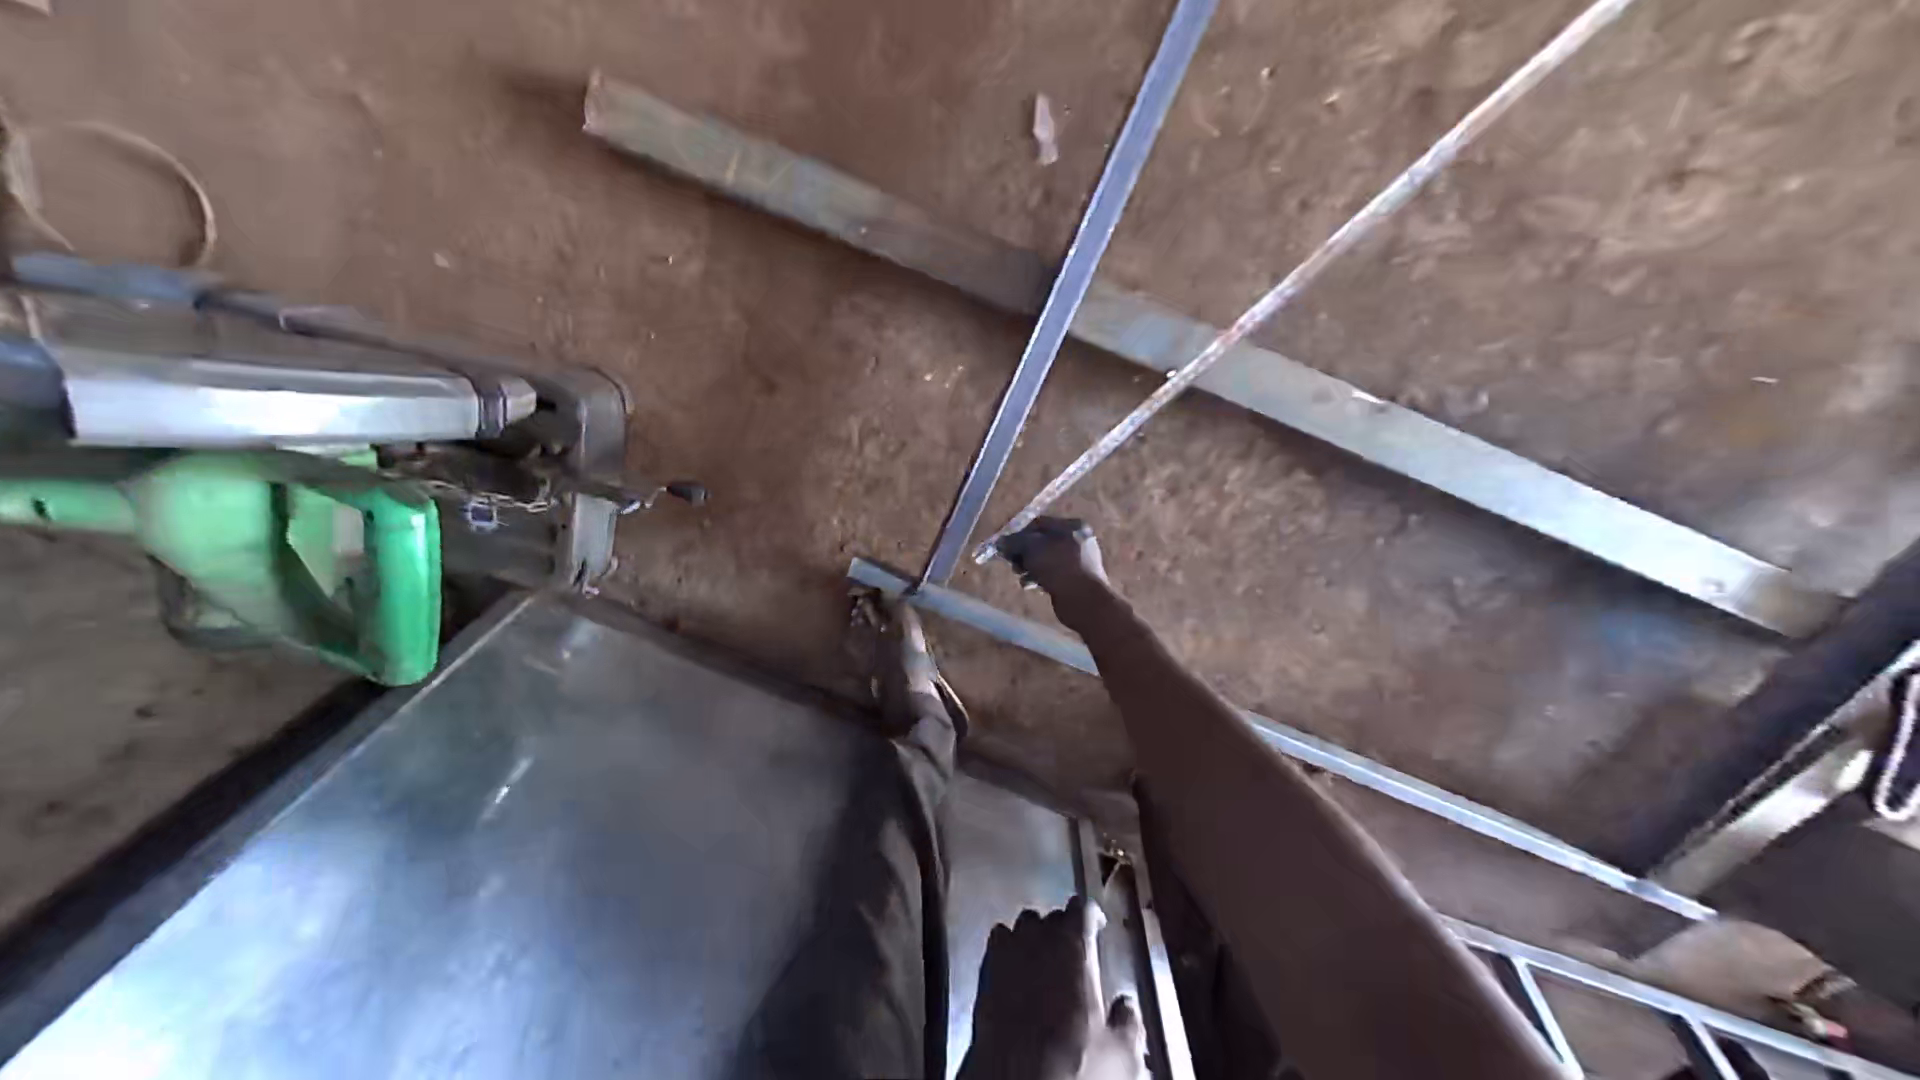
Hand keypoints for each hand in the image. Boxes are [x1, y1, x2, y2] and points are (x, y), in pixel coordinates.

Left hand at [960, 896, 1147, 1079]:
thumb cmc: (1073, 1066)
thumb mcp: (1121, 1054)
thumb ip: (1128, 1021)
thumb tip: (1126, 1006)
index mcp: (1075, 947)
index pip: (1083, 909)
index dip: (1091, 914)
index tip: (1098, 924)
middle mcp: (1039, 940)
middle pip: (1053, 916)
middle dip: (1064, 929)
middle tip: (1075, 953)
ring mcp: (1008, 953)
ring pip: (1024, 926)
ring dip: (1035, 936)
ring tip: (1045, 959)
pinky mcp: (985, 974)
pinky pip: (999, 944)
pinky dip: (1009, 949)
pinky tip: (1016, 969)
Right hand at [994, 517, 1113, 621]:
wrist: (1083, 600)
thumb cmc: (1058, 567)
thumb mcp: (1031, 548)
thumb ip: (1014, 542)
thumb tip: (1000, 542)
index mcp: (1072, 526)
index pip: (1038, 523)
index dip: (1018, 534)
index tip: (1005, 547)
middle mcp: (1077, 540)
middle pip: (1040, 542)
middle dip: (1023, 553)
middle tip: (1013, 563)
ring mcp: (1077, 561)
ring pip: (1044, 560)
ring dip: (1029, 567)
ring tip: (1021, 575)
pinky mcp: (1074, 580)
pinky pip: (1051, 574)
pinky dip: (1039, 578)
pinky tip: (1030, 586)